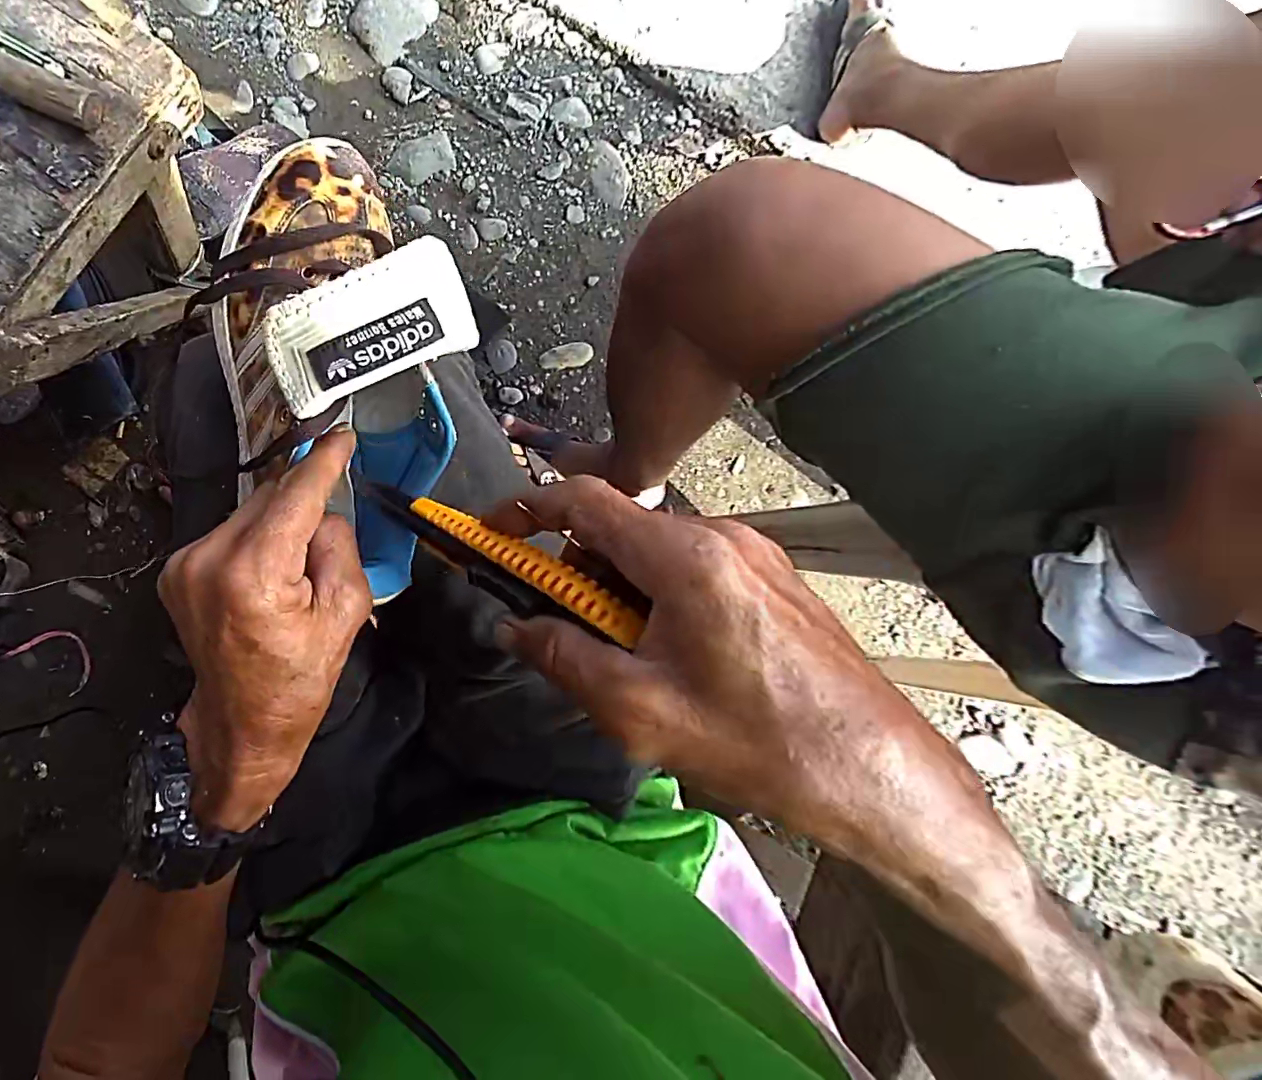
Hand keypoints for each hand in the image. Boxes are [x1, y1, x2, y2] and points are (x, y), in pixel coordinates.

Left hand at [159, 429, 370, 830]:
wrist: (242, 725)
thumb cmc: (294, 683)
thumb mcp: (345, 615)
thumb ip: (338, 546)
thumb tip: (322, 513)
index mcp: (253, 574)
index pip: (294, 495)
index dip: (322, 462)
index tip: (339, 438)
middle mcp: (208, 561)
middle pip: (268, 498)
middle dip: (302, 509)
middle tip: (319, 551)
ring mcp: (185, 565)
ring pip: (247, 513)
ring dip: (276, 527)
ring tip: (289, 578)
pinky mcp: (176, 571)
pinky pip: (228, 533)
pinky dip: (253, 542)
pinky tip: (264, 580)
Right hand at [482, 478, 987, 857]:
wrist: (883, 779)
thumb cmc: (755, 743)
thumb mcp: (635, 709)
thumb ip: (561, 655)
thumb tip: (512, 626)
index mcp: (684, 557)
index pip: (583, 501)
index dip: (525, 509)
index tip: (491, 532)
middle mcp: (720, 537)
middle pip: (615, 526)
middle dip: (572, 567)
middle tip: (562, 625)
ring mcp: (752, 554)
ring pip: (648, 548)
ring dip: (612, 585)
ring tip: (620, 651)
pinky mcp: (770, 577)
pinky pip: (685, 565)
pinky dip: (649, 591)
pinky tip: (663, 649)